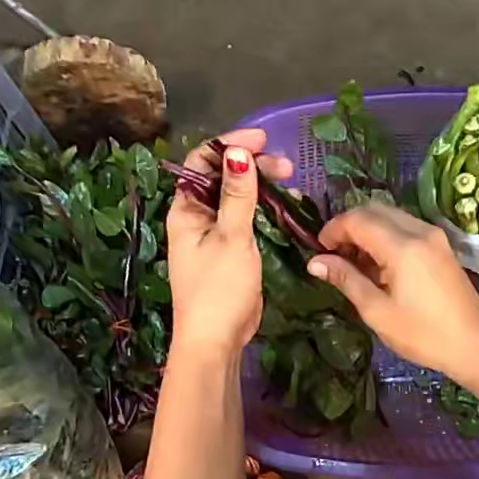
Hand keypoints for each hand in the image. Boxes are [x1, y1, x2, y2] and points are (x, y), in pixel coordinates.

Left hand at [165, 129, 293, 360]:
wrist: (216, 339)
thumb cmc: (219, 287)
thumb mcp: (231, 237)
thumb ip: (237, 195)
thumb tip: (239, 152)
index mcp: (187, 209)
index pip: (203, 161)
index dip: (231, 145)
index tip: (263, 139)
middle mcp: (197, 217)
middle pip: (223, 178)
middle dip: (252, 166)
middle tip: (287, 166)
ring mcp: (215, 235)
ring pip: (238, 199)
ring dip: (262, 187)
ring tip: (292, 183)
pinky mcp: (232, 252)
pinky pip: (247, 220)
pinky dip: (265, 210)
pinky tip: (287, 208)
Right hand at [305, 204, 478, 384]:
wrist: (474, 343)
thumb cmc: (423, 334)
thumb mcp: (377, 311)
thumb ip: (347, 280)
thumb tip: (316, 262)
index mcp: (403, 246)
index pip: (358, 219)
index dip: (333, 230)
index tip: (319, 250)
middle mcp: (420, 231)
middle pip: (375, 210)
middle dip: (349, 226)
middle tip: (333, 254)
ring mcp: (435, 237)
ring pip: (391, 216)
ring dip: (368, 230)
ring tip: (354, 262)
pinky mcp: (442, 246)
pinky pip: (407, 228)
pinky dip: (387, 236)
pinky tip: (379, 265)